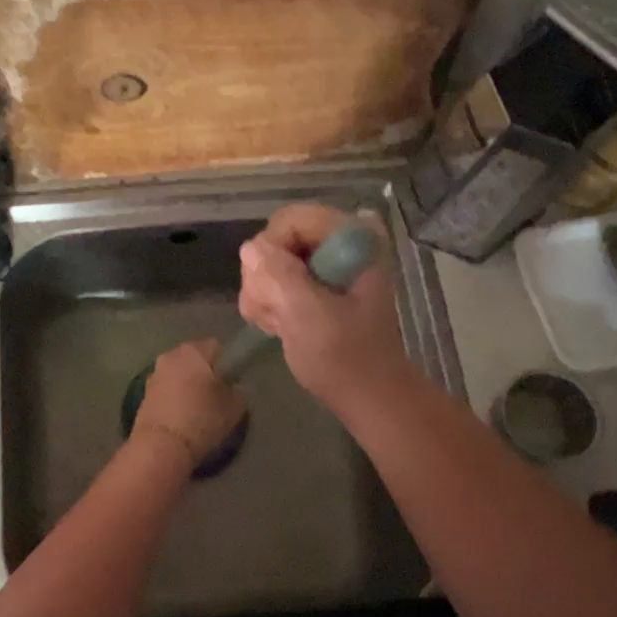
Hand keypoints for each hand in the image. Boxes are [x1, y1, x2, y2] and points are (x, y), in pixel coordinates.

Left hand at [131, 340, 246, 465]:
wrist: (161, 445)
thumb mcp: (235, 407)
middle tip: (216, 396)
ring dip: (186, 385)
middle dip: (204, 373)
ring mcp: (153, 374)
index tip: (231, 382)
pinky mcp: (143, 394)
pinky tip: (181, 416)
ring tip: (197, 409)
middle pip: (193, 359)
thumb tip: (230, 388)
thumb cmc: (202, 419)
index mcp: (193, 351)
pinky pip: (166, 390)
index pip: (216, 347)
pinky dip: (174, 398)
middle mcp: (170, 356)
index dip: (226, 363)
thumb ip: (236, 391)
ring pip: (177, 374)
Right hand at [238, 203, 411, 410]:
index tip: (270, 289)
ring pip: (268, 263)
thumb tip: (250, 249)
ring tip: (280, 326)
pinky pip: (273, 281)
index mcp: (352, 241)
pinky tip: (280, 328)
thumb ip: (279, 276)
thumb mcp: (309, 316)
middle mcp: (339, 244)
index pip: (291, 220)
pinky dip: (268, 305)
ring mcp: (325, 266)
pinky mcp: (314, 286)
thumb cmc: (346, 358)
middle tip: (276, 314)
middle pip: (276, 240)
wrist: (367, 396)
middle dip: (265, 279)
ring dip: (263, 297)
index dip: (270, 251)